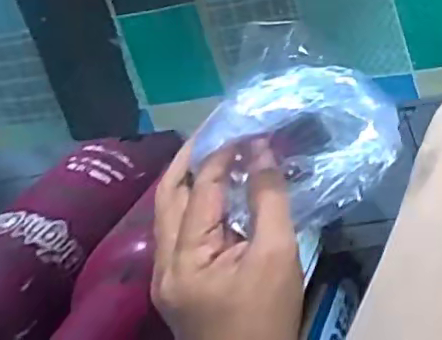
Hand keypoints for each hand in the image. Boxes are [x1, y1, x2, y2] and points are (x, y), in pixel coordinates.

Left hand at [152, 139, 302, 339]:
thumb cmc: (266, 318)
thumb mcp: (276, 252)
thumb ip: (267, 196)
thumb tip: (261, 147)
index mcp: (184, 258)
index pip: (202, 185)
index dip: (228, 150)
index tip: (254, 124)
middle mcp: (165, 263)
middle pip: (170, 192)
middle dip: (195, 153)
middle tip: (224, 123)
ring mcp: (169, 275)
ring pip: (173, 208)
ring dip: (196, 174)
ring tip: (226, 145)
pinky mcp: (181, 282)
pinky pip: (184, 226)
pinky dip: (202, 198)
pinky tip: (226, 184)